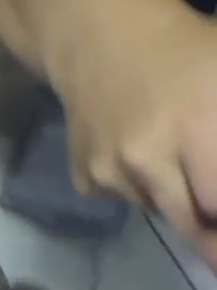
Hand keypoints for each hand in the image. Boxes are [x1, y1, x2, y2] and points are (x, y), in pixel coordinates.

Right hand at [54, 8, 216, 267]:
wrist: (104, 51)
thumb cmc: (192, 54)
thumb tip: (216, 198)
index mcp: (197, 132)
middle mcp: (147, 162)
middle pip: (188, 218)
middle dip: (211, 238)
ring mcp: (109, 173)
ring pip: (159, 208)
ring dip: (180, 201)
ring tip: (184, 174)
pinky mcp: (85, 179)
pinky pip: (125, 197)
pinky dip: (143, 188)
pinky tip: (144, 161)